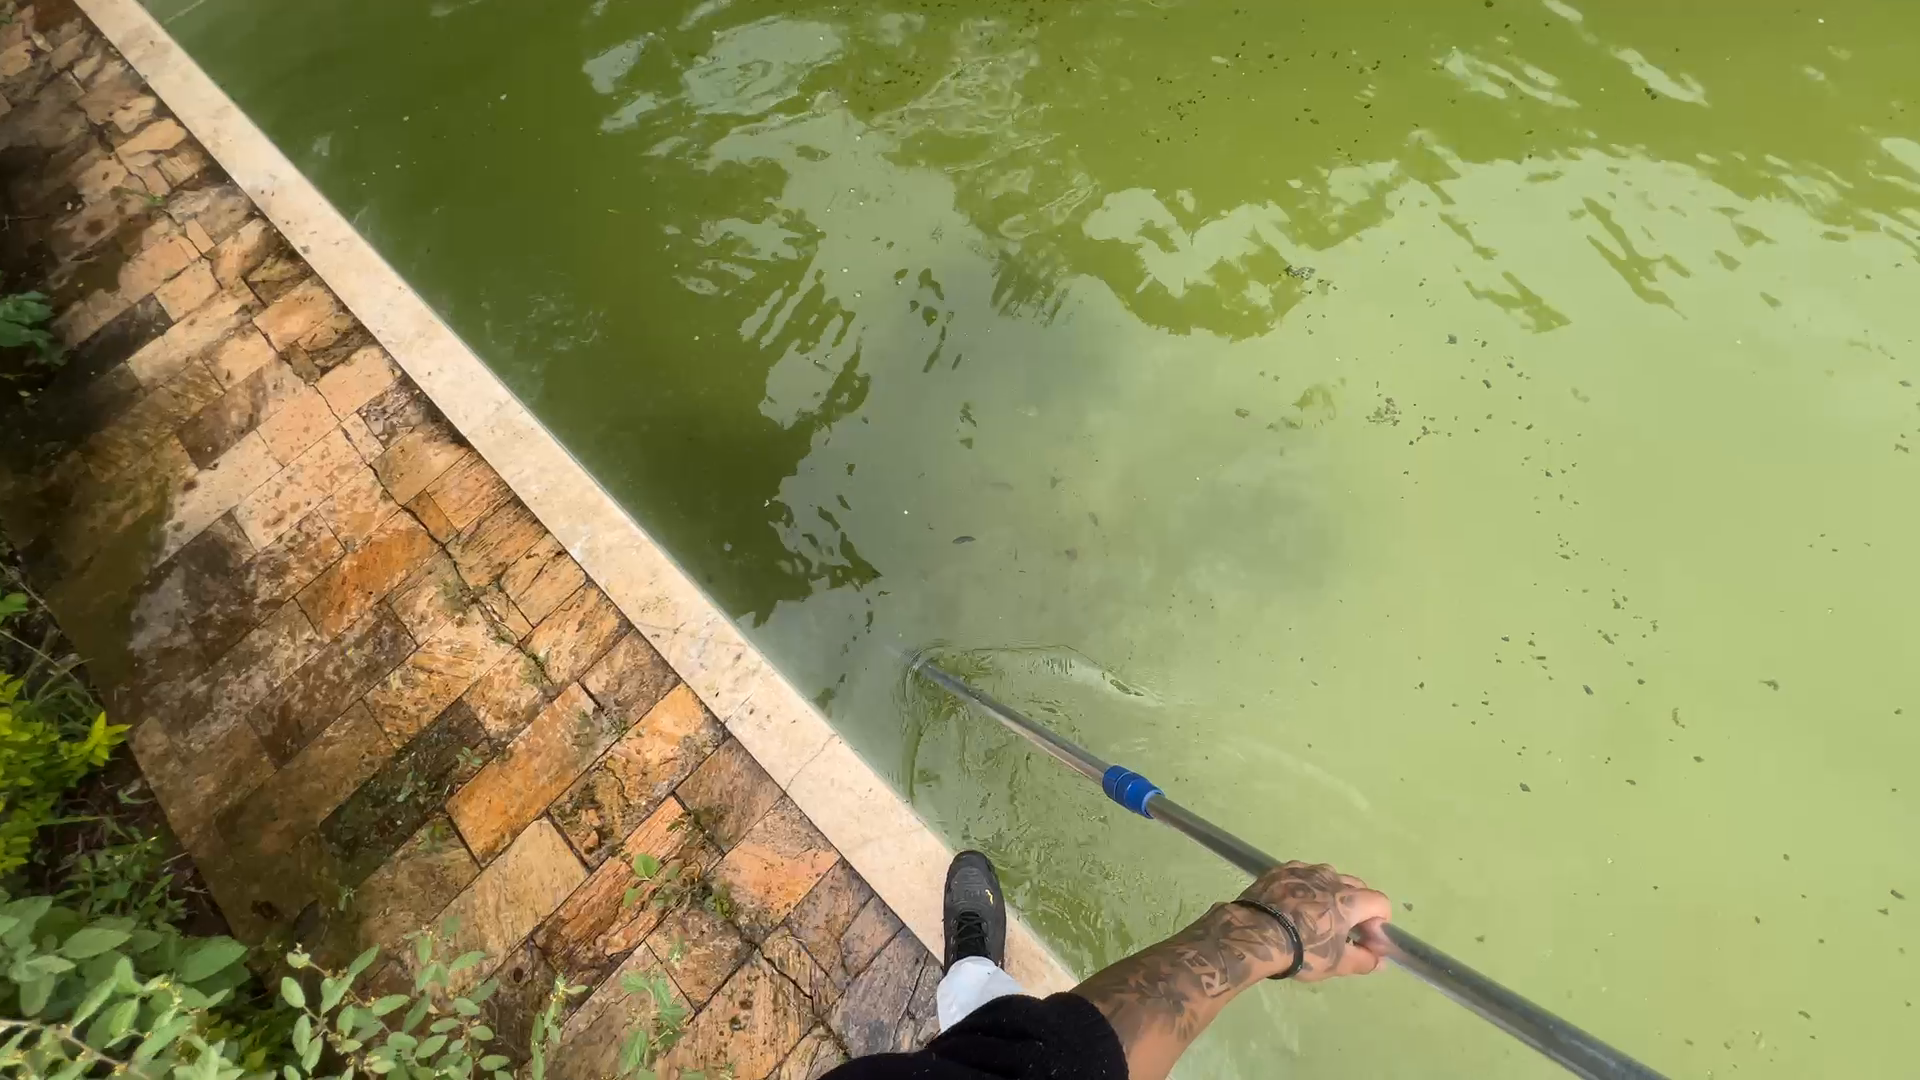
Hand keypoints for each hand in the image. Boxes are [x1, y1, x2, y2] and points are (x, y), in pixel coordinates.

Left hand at [1240, 861, 1392, 981]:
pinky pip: (1303, 874)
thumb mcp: (1339, 963)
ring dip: (1332, 893)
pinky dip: (1308, 886)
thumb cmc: (1303, 950)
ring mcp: (1302, 870)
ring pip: (1328, 876)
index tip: (1366, 939)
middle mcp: (1328, 877)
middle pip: (1356, 886)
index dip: (1378, 922)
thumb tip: (1379, 958)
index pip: (1380, 902)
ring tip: (1318, 915)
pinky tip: (1296, 904)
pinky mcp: (1280, 869)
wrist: (1255, 932)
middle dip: (1358, 907)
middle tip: (1345, 929)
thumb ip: (1365, 959)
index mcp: (1349, 899)